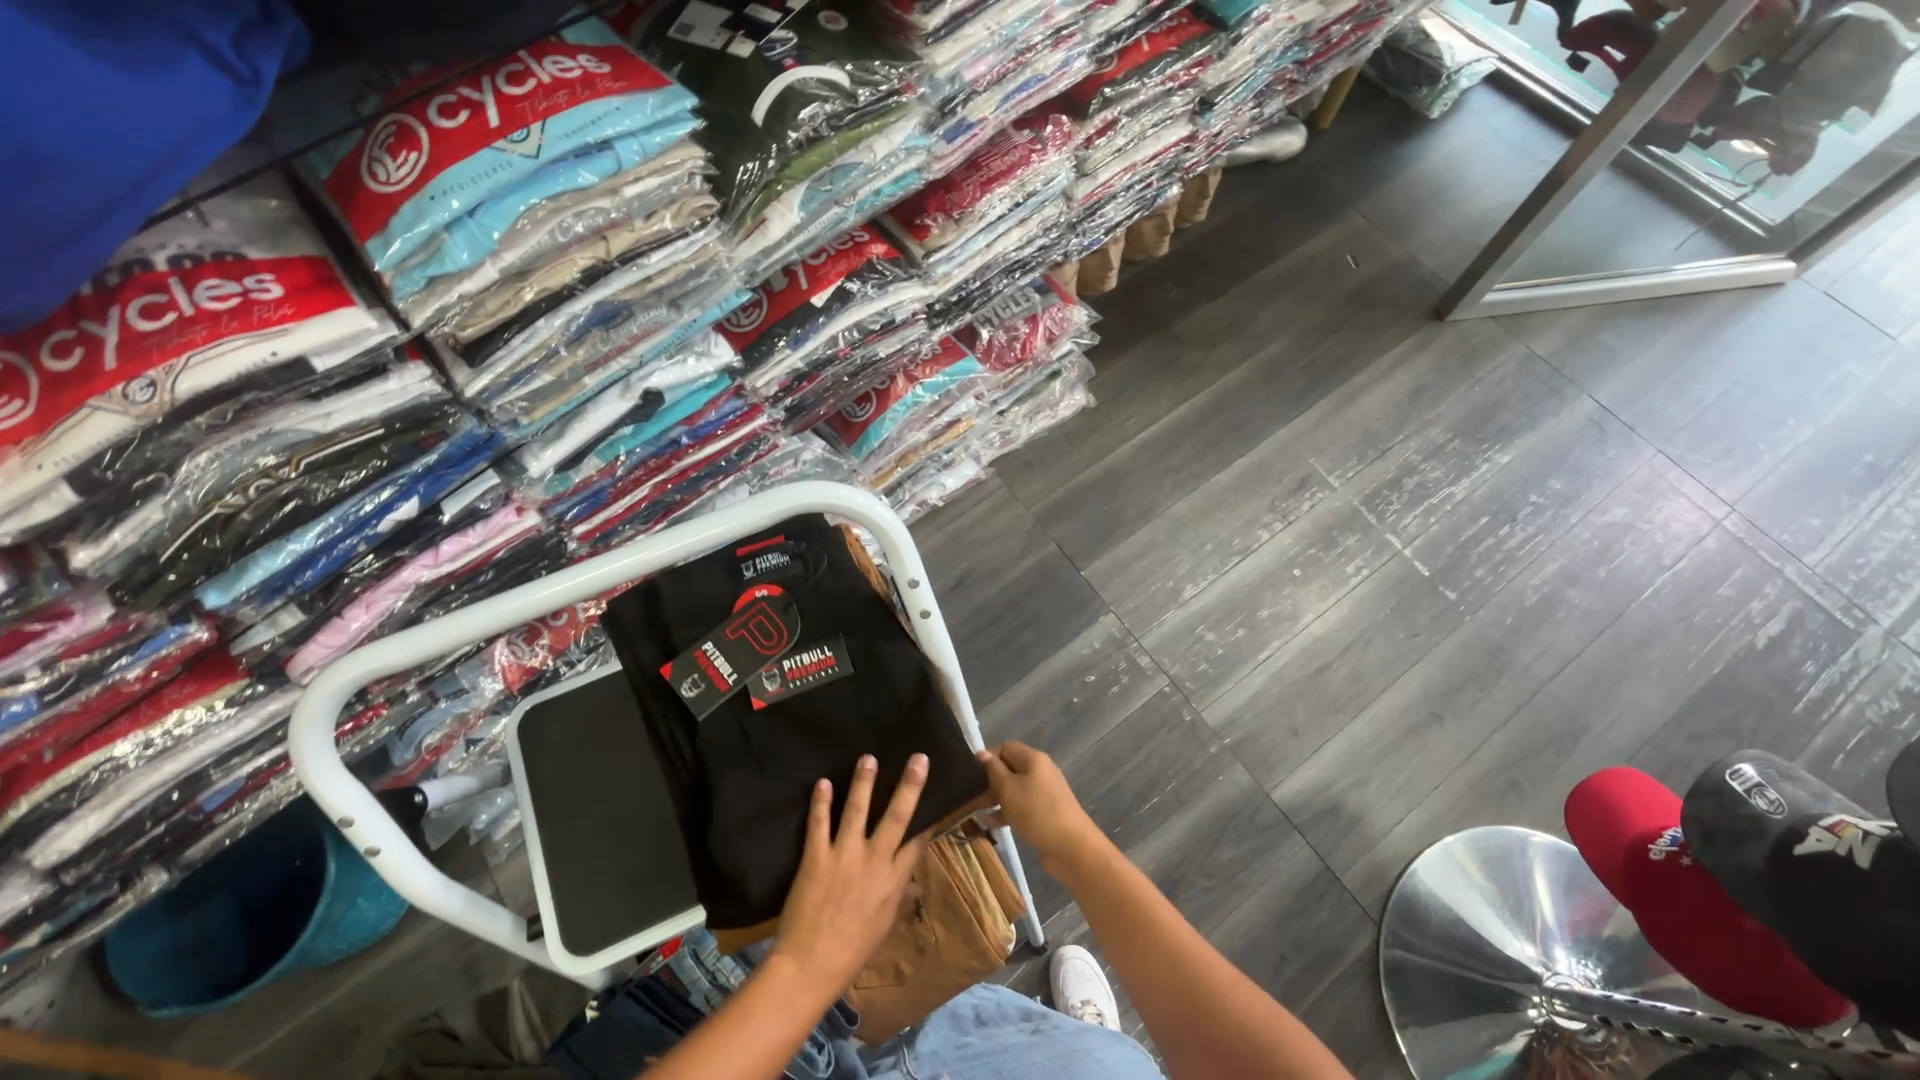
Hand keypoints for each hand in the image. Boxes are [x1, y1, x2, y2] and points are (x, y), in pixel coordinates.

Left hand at [771, 753, 930, 992]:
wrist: (812, 965)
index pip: (918, 841)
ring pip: (858, 811)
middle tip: (918, 757)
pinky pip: (819, 824)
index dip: (929, 816)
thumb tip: (913, 884)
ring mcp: (845, 857)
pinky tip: (823, 782)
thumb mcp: (885, 925)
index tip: (939, 794)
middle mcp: (875, 862)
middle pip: (897, 816)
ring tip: (868, 757)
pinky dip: (821, 802)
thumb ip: (899, 898)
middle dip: (909, 785)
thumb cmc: (853, 951)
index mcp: (895, 881)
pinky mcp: (816, 858)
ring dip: (864, 782)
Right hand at [976, 742, 1107, 878]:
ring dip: (996, 798)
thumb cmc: (1036, 812)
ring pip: (1014, 790)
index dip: (988, 757)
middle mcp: (1040, 772)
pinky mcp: (1044, 814)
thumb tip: (982, 753)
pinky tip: (990, 823)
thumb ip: (993, 770)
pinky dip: (1006, 812)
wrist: (1071, 847)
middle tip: (970, 795)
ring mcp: (1044, 794)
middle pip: (1010, 769)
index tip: (972, 775)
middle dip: (990, 781)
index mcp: (1034, 759)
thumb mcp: (1009, 788)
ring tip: (975, 810)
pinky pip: (1021, 807)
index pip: (1006, 747)